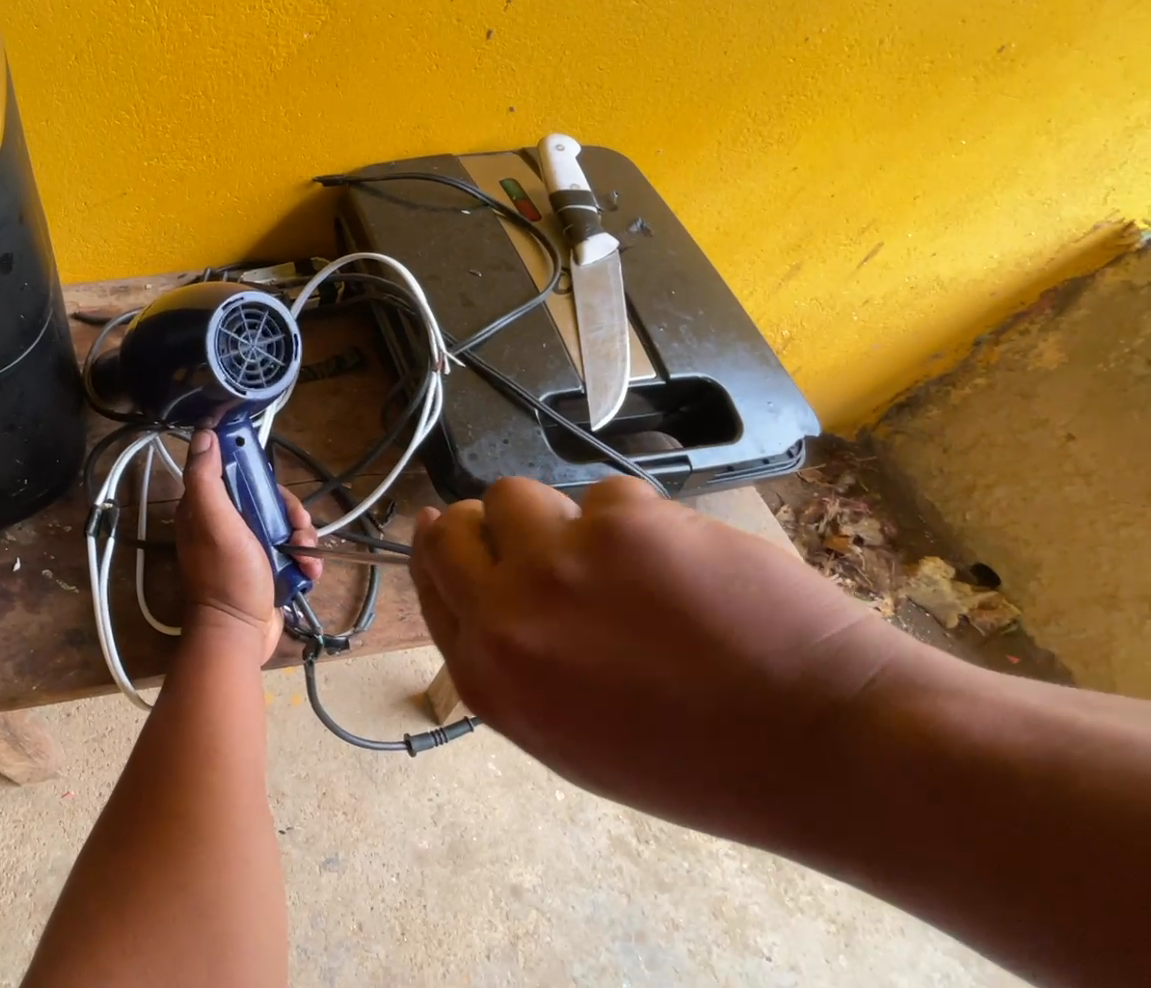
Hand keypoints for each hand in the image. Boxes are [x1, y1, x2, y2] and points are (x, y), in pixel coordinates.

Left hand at [175, 429, 322, 663]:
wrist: (240, 634)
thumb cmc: (226, 577)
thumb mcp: (213, 521)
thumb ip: (206, 477)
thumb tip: (203, 433)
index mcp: (205, 508)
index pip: (229, 467)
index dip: (247, 460)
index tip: (265, 465)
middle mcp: (225, 522)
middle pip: (265, 495)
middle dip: (288, 507)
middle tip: (297, 525)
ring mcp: (247, 545)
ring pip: (284, 520)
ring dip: (302, 535)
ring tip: (304, 554)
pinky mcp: (268, 566)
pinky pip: (292, 548)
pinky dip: (304, 557)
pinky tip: (308, 570)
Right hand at [409, 476, 918, 847]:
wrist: (824, 745)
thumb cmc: (694, 760)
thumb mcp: (564, 735)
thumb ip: (505, 662)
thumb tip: (480, 590)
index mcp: (488, 678)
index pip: (430, 585)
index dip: (439, 552)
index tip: (446, 530)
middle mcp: (503, 614)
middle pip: (454, 528)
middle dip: (479, 525)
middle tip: (526, 536)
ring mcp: (559, 561)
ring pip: (515, 495)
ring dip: (549, 516)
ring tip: (608, 550)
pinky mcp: (624, 522)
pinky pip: (603, 496)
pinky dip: (630, 521)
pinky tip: (674, 561)